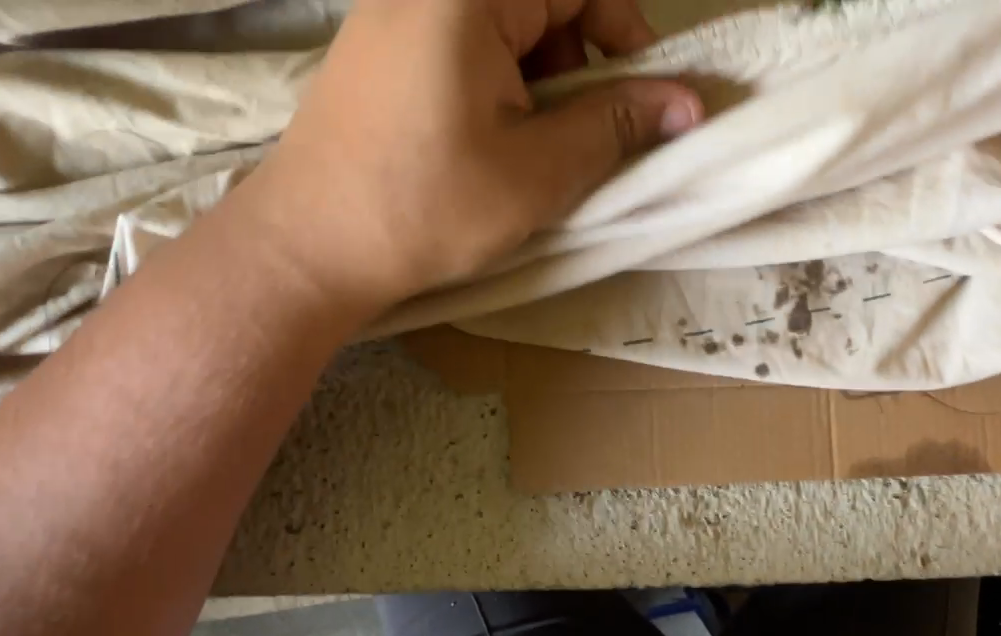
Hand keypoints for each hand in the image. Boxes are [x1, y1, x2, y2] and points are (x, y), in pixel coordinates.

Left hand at [238, 0, 702, 310]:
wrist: (312, 246)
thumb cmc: (429, 208)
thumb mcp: (537, 173)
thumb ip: (614, 125)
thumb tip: (688, 103)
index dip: (626, 34)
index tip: (646, 98)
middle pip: (538, 1)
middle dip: (581, 60)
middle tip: (586, 134)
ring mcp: (395, 11)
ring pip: (502, 25)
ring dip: (540, 79)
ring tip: (537, 150)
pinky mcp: (378, 48)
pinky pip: (461, 43)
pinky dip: (497, 84)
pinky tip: (493, 143)